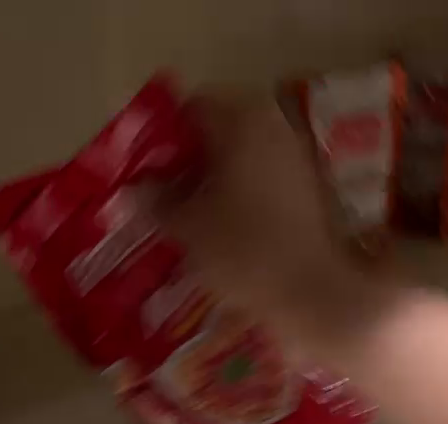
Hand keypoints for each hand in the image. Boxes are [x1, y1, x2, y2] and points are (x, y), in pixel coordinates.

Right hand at [156, 95, 385, 349]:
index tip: (146, 171)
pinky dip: (239, 195)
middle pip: (218, 130)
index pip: (191, 107)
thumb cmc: (244, 253)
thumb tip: (135, 188)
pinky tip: (222, 229)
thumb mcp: (188, 228)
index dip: (163, 137)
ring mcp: (296, 156)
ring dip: (213, 180)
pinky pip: (262, 179)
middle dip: (188, 160)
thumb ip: (157, 201)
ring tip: (189, 217)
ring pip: (241, 156)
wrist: (312, 293)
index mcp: (242, 118)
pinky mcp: (308, 188)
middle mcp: (274, 124)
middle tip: (163, 196)